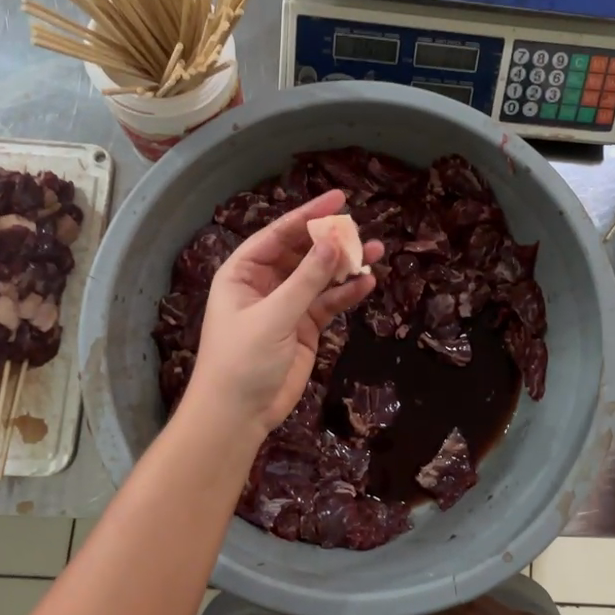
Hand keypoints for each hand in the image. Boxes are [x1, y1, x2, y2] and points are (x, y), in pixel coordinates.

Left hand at [186, 190, 381, 438]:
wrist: (237, 415)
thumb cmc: (242, 361)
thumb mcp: (274, 316)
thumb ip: (306, 279)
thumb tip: (334, 242)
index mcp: (243, 272)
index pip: (278, 234)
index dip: (308, 215)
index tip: (339, 198)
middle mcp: (265, 283)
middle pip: (302, 252)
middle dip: (331, 241)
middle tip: (362, 229)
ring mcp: (286, 306)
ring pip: (320, 277)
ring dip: (345, 266)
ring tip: (377, 253)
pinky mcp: (304, 328)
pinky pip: (328, 303)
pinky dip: (347, 294)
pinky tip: (368, 284)